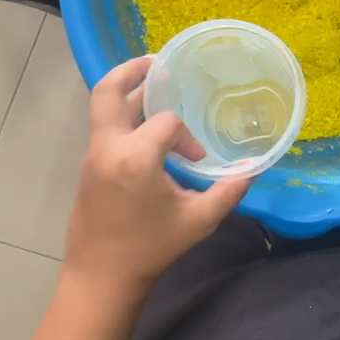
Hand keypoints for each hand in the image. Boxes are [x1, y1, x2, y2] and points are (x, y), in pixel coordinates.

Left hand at [64, 57, 251, 294]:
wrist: (102, 277)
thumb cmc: (151, 248)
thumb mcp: (199, 220)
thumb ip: (228, 190)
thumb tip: (251, 168)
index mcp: (134, 157)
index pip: (165, 123)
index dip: (186, 138)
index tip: (196, 161)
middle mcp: (107, 148)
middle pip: (109, 91)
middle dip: (132, 70)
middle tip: (158, 62)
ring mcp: (92, 157)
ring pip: (103, 108)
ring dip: (127, 92)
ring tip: (153, 84)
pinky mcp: (88, 167)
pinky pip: (104, 129)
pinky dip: (123, 117)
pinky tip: (145, 126)